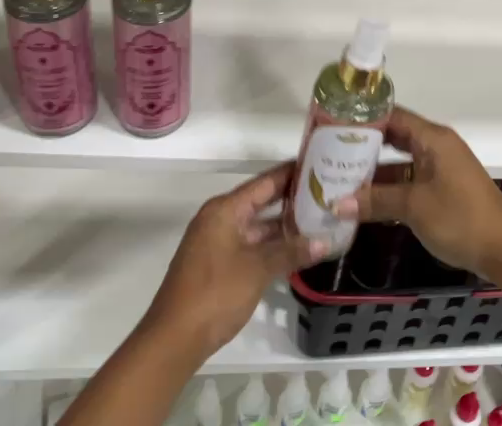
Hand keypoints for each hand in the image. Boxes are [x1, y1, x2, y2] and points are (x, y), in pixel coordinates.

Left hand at [142, 164, 328, 359]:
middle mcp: (220, 219)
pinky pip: (252, 245)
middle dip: (293, 198)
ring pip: (258, 226)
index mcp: (225, 210)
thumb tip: (326, 241)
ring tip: (320, 219)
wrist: (174, 339)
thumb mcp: (258, 269)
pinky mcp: (220, 264)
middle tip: (327, 192)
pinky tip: (298, 248)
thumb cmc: (215, 294)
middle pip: (262, 201)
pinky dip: (273, 245)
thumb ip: (291, 251)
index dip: (292, 172)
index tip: (321, 163)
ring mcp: (218, 243)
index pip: (265, 182)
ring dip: (285, 226)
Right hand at [336, 107, 501, 280]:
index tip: (331, 126)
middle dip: (363, 147)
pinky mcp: (441, 189)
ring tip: (337, 179)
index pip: (392, 116)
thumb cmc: (460, 218)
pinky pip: (408, 180)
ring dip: (373, 172)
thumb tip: (335, 203)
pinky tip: (363, 201)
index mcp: (433, 138)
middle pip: (394, 138)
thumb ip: (375, 201)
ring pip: (399, 162)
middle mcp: (436, 146)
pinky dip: (388, 189)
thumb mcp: (414, 207)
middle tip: (327, 154)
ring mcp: (439, 168)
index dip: (363, 119)